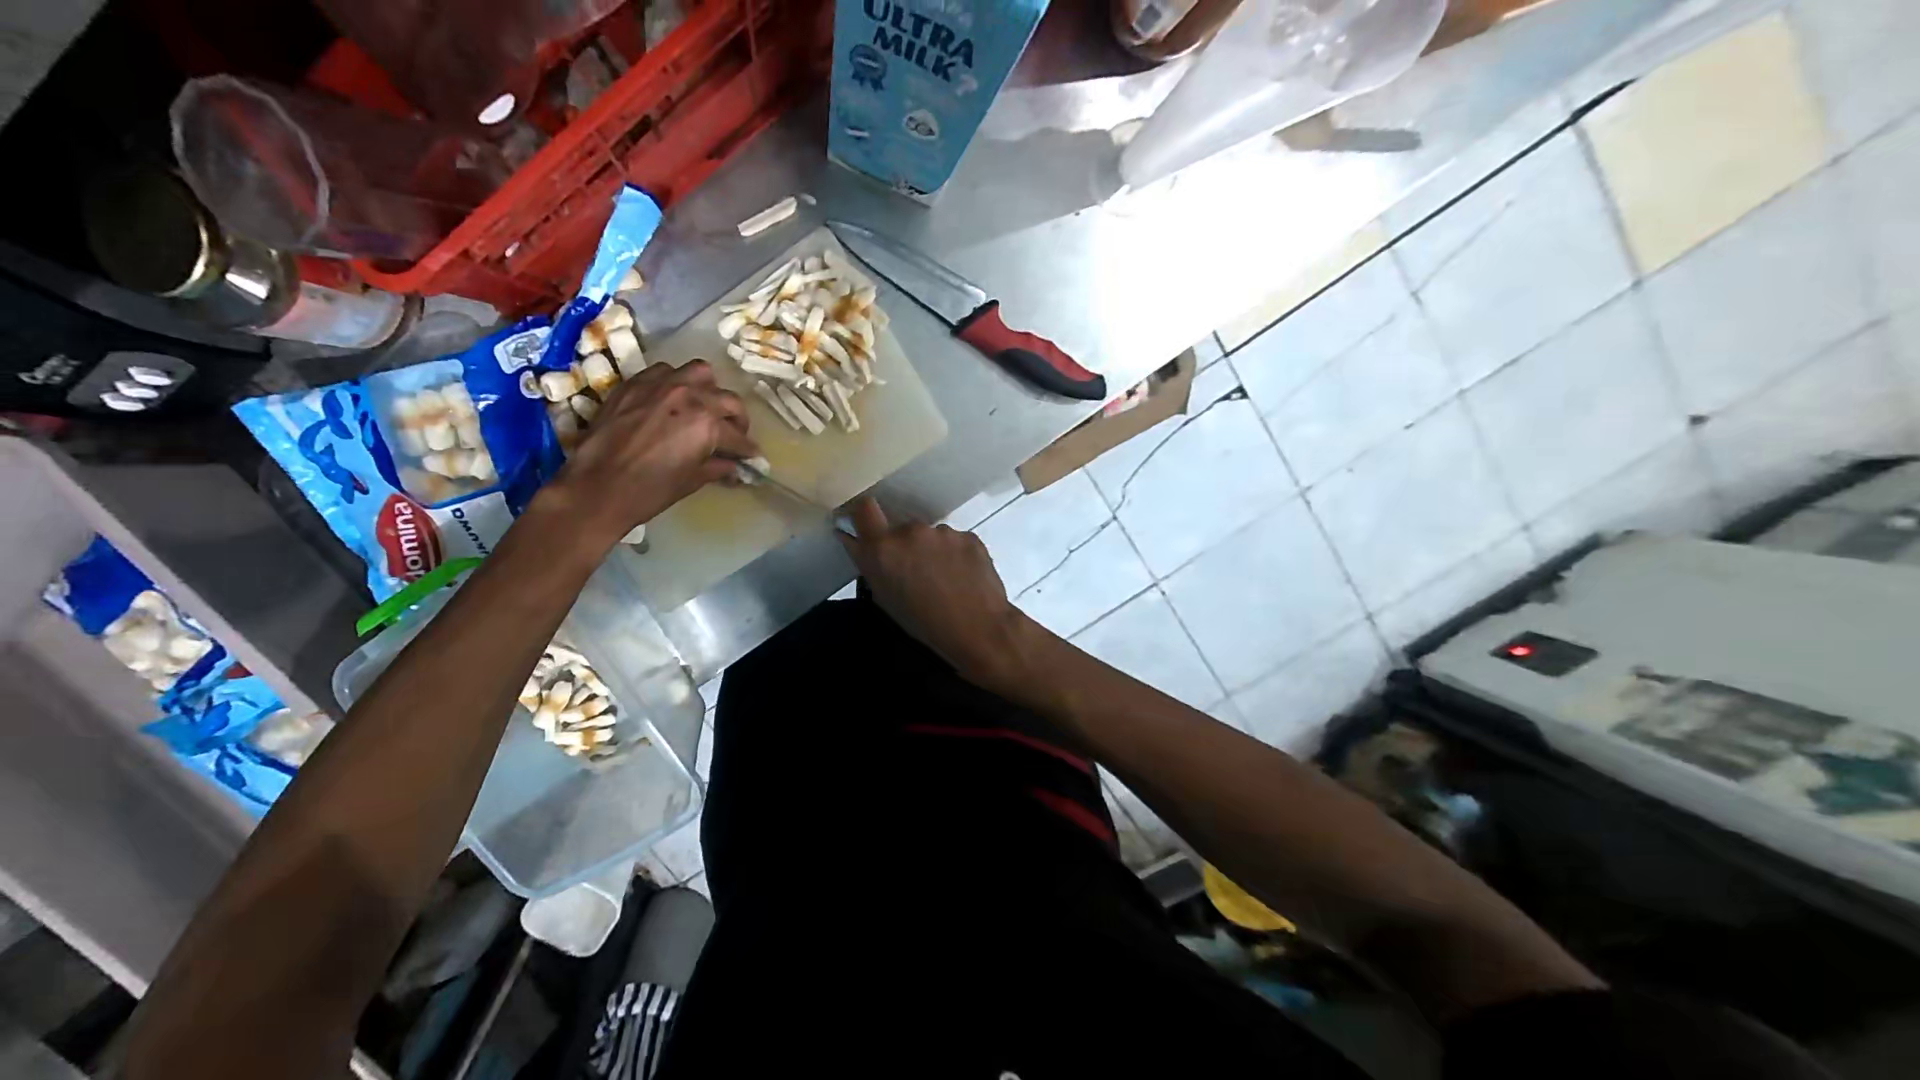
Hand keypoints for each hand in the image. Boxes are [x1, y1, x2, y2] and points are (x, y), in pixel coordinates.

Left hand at [546, 360, 759, 548]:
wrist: (596, 487)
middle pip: (727, 399)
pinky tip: (671, 400)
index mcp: (707, 424)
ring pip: (700, 373)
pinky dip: (675, 383)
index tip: (752, 457)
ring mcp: (661, 385)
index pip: (738, 436)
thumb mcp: (691, 481)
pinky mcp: (635, 384)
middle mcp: (689, 396)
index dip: (747, 449)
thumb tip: (733, 466)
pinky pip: (665, 372)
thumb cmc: (649, 491)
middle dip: (736, 418)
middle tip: (733, 434)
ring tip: (704, 406)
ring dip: (708, 389)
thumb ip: (717, 467)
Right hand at [836, 497, 1037, 689]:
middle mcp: (911, 531)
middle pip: (901, 529)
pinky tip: (963, 579)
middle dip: (905, 546)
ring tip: (944, 581)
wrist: (979, 628)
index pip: (863, 508)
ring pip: (930, 537)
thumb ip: (869, 564)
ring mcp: (943, 532)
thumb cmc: (924, 623)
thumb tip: (853, 539)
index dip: (864, 514)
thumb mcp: (885, 598)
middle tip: (916, 573)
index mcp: (884, 547)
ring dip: (932, 552)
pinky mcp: (969, 536)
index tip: (868, 526)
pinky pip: (955, 542)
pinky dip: (956, 556)